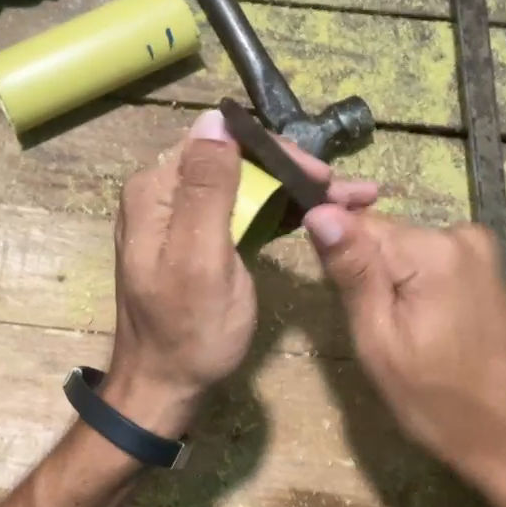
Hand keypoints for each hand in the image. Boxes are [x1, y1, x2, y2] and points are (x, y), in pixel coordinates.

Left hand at [106, 111, 375, 438]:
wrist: (165, 387)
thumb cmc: (186, 330)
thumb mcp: (199, 258)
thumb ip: (206, 188)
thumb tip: (214, 119)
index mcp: (155, 191)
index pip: (216, 142)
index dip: (270, 150)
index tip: (317, 173)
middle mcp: (163, 194)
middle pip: (234, 160)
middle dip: (289, 169)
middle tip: (345, 189)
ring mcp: (181, 217)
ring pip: (244, 183)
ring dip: (293, 188)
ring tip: (350, 197)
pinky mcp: (201, 237)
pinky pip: (242, 210)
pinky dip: (279, 210)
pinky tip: (318, 212)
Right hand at [302, 208, 505, 506]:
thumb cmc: (442, 403)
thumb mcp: (380, 342)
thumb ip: (351, 270)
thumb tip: (319, 211)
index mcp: (431, 249)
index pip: (355, 224)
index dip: (341, 261)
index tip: (347, 302)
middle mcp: (462, 236)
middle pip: (384, 238)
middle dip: (370, 277)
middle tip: (378, 333)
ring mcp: (484, 255)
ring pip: (408, 254)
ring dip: (396, 287)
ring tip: (407, 340)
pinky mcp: (494, 274)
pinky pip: (435, 267)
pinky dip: (423, 293)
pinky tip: (434, 335)